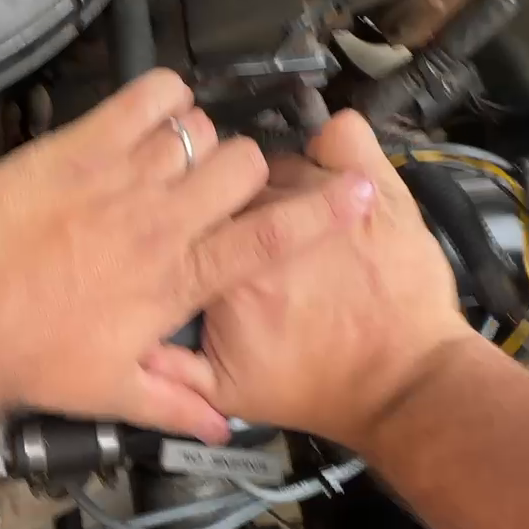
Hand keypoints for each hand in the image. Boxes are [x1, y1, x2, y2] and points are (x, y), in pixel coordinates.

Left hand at [0, 71, 374, 441]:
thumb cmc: (29, 356)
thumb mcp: (108, 392)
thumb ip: (174, 404)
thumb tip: (220, 429)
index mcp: (178, 279)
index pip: (271, 239)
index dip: (322, 213)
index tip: (354, 192)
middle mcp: (163, 222)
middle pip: (242, 166)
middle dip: (238, 173)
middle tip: (210, 189)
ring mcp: (123, 178)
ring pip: (197, 131)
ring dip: (193, 142)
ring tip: (168, 161)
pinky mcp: (80, 147)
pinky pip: (145, 96)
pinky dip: (160, 97)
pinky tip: (152, 113)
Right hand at [144, 111, 488, 448]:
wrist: (399, 384)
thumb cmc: (312, 387)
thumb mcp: (224, 393)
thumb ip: (167, 367)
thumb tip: (128, 339)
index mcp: (223, 271)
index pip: (188, 219)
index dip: (195, 228)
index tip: (205, 243)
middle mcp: (265, 225)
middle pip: (231, 188)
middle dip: (234, 206)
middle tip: (249, 235)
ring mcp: (323, 199)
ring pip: (279, 162)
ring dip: (279, 183)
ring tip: (289, 215)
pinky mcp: (373, 188)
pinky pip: (342, 135)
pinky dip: (333, 145)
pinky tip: (329, 172)